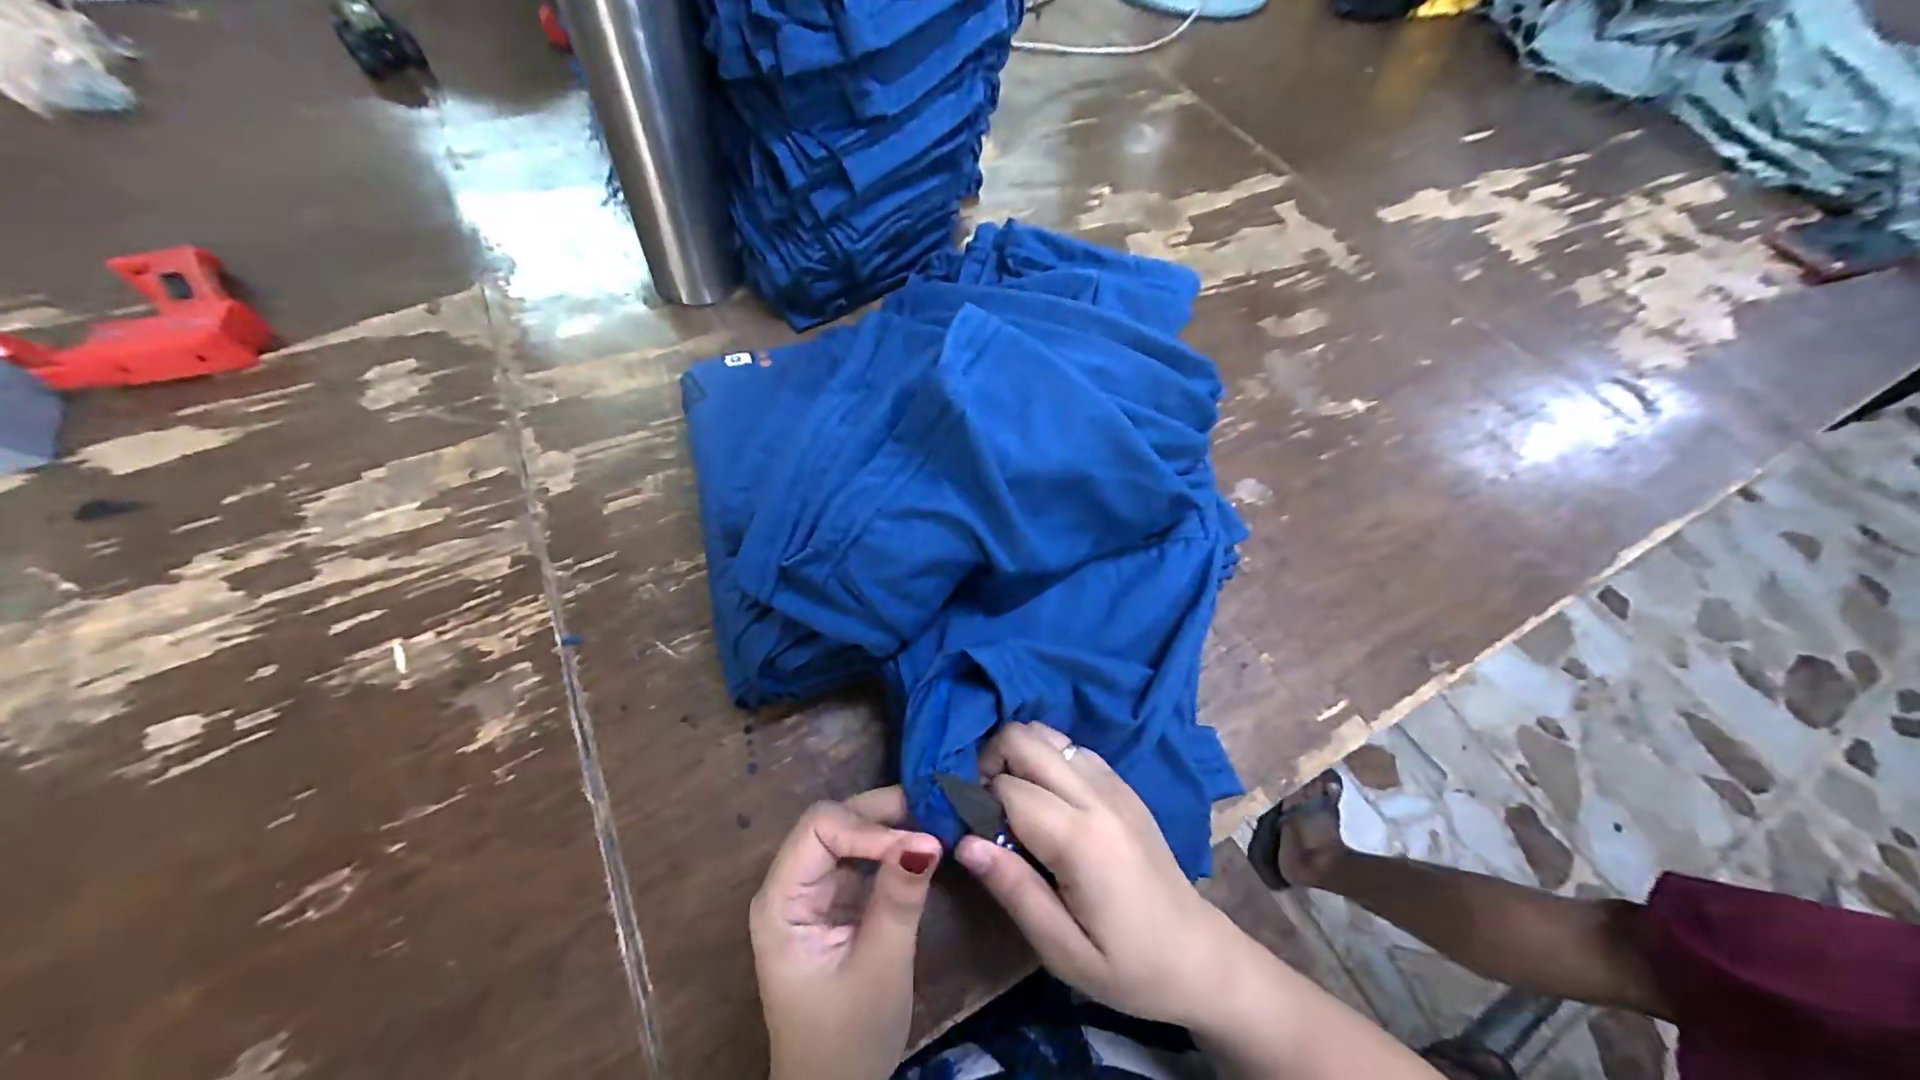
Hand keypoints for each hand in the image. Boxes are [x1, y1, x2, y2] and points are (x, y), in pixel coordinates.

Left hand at [750, 787, 942, 1079]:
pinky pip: (864, 857)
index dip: (868, 827)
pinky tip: (924, 845)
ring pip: (851, 832)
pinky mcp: (837, 901)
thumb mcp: (880, 971)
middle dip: (884, 813)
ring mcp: (814, 891)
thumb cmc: (848, 1039)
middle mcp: (792, 884)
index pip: (820, 829)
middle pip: (834, 822)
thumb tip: (928, 839)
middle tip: (938, 812)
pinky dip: (894, 846)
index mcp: (782, 901)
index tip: (919, 842)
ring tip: (938, 822)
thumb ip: (898, 901)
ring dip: (892, 824)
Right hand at [953, 722, 1241, 1026]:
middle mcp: (1097, 796)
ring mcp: (1115, 784)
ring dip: (1017, 754)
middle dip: (990, 760)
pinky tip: (1043, 794)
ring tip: (1011, 798)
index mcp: (1081, 839)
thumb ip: (1013, 889)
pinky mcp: (1124, 785)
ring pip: (1047, 734)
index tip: (966, 826)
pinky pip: (1072, 747)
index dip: (974, 799)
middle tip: (983, 806)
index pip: (1007, 787)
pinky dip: (1045, 756)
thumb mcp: (1062, 950)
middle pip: (1024, 739)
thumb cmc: (1128, 967)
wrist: (1200, 958)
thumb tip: (963, 841)